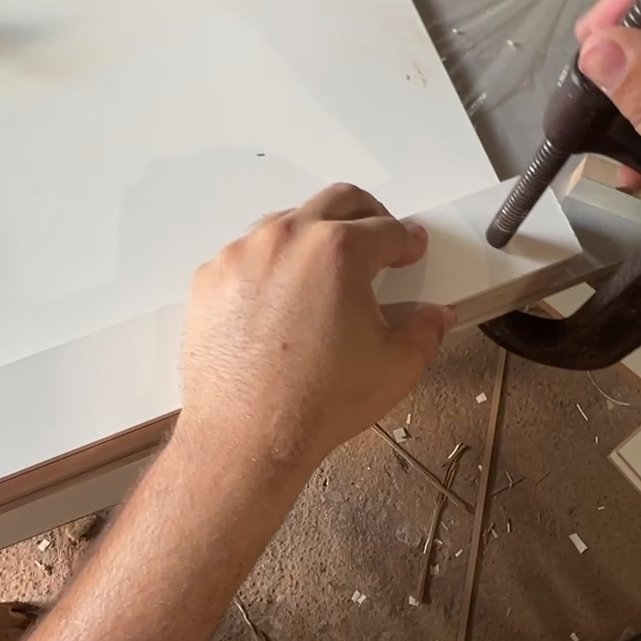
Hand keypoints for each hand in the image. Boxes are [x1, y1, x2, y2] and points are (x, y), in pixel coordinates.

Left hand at [176, 183, 452, 474]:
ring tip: (327, 273)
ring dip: (314, 237)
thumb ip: (424, 331)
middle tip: (378, 238)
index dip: (407, 240)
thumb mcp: (396, 368)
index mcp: (338, 252)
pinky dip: (269, 269)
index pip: (387, 230)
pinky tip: (280, 303)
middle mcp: (286, 241)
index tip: (409, 248)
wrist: (249, 438)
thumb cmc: (313, 404)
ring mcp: (241, 257)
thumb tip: (431, 318)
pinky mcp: (210, 281)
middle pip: (336, 203)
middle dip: (366, 216)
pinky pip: (246, 258)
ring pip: (286, 224)